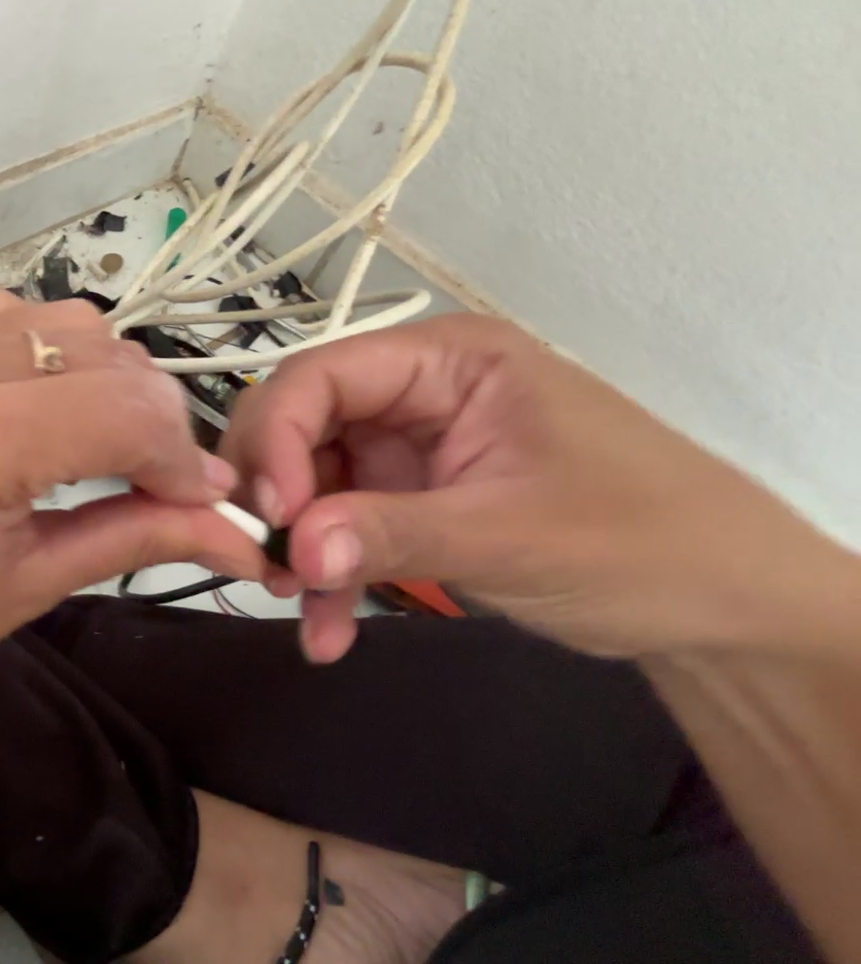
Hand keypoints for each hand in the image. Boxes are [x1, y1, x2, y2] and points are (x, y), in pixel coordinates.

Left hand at [0, 291, 267, 718]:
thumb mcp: (36, 582)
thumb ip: (142, 537)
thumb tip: (239, 532)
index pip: (131, 413)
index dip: (185, 460)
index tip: (203, 505)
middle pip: (109, 359)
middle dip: (155, 422)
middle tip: (162, 487)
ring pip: (68, 325)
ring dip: (109, 380)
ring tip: (109, 449)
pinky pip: (11, 320)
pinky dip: (53, 351)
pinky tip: (51, 407)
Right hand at [222, 313, 845, 662]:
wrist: (724, 612)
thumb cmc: (646, 544)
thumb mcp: (513, 536)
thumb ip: (393, 534)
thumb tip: (295, 550)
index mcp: (444, 362)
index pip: (318, 378)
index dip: (278, 440)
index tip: (274, 516)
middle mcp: (410, 394)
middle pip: (295, 427)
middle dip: (273, 497)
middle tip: (266, 562)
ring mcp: (402, 447)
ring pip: (305, 484)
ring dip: (294, 547)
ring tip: (296, 603)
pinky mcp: (401, 497)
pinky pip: (334, 526)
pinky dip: (324, 576)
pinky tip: (327, 628)